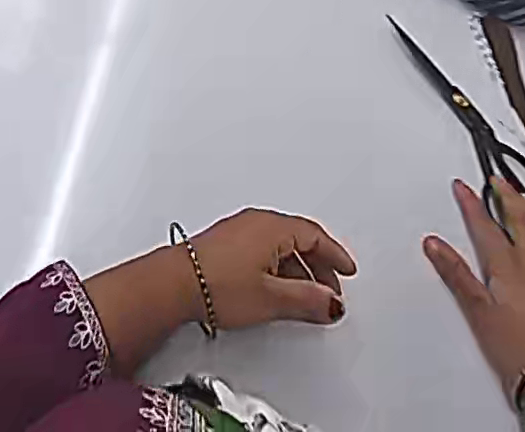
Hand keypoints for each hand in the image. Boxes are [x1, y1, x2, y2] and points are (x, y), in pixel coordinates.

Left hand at [192, 208, 355, 327]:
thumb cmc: (216, 283)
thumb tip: (331, 302)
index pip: (314, 234)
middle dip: (319, 265)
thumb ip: (307, 300)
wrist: (176, 283)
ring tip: (307, 297)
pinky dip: (280, 266)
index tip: (347, 270)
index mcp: (272, 227)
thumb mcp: (271, 298)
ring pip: (282, 245)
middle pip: (300, 238)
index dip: (334, 254)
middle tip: (331, 290)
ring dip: (299, 268)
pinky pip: (266, 248)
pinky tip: (278, 289)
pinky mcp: (229, 242)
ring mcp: (242, 230)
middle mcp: (258, 222)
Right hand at [425, 179, 524, 414]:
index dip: (472, 202)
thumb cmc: (519, 352)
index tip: (463, 186)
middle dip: (507, 195)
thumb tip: (434, 244)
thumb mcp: (477, 311)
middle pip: (520, 219)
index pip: (485, 225)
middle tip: (498, 180)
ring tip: (524, 198)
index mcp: (508, 266)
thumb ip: (455, 273)